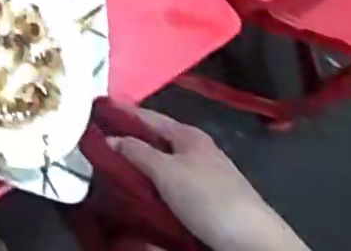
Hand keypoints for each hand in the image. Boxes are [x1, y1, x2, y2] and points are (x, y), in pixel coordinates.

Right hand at [107, 105, 309, 250]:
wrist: (259, 248)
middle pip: (153, 142)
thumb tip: (109, 138)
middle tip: (95, 148)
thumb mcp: (165, 172)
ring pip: (161, 167)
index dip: (118, 113)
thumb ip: (134, 150)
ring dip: (139, 171)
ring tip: (110, 173)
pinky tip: (139, 197)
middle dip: (126, 145)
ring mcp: (204, 178)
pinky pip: (171, 189)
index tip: (90, 114)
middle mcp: (196, 151)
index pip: (144, 115)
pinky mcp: (209, 204)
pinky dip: (154, 190)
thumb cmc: (210, 199)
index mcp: (187, 134)